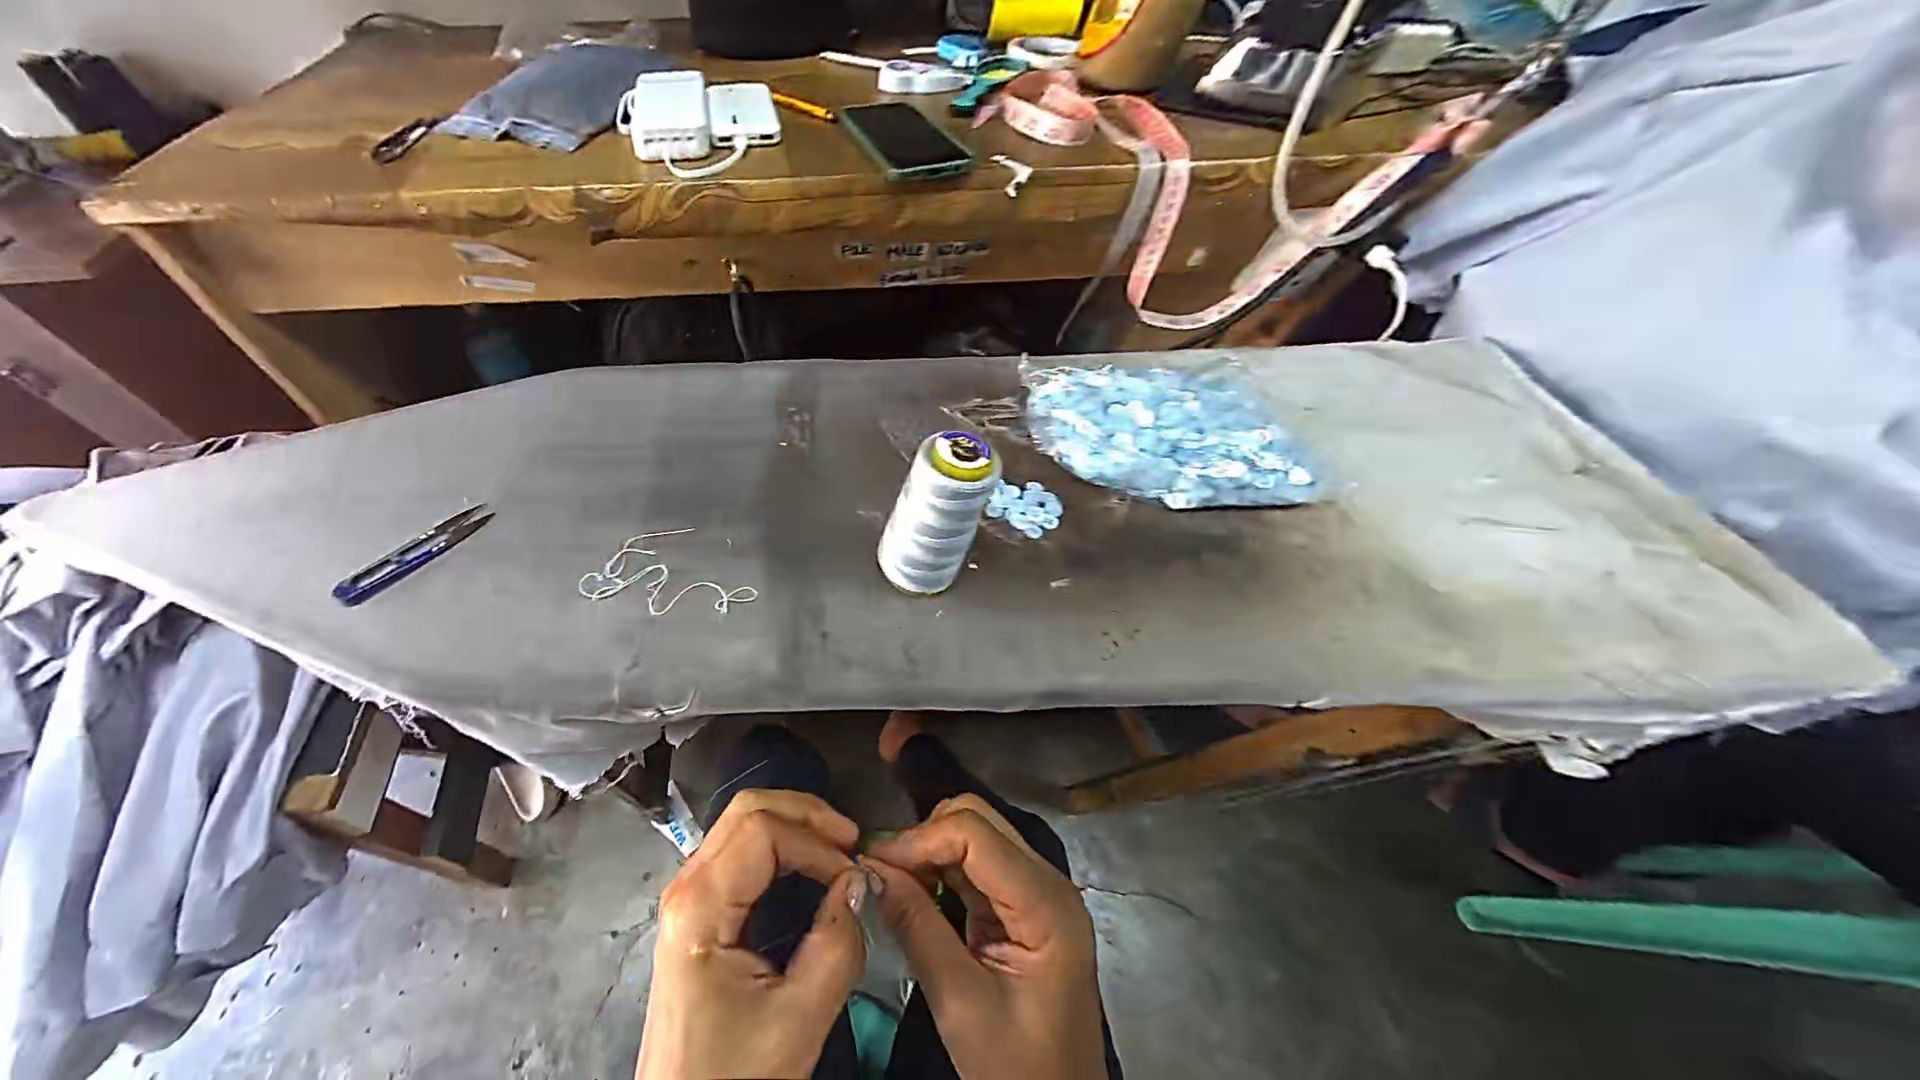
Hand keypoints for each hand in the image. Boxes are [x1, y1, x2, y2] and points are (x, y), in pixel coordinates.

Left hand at [636, 790, 867, 1079]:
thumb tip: (856, 882)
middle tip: (850, 839)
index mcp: (700, 906)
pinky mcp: (699, 909)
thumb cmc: (735, 1074)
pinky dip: (783, 842)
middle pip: (749, 808)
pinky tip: (811, 863)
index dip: (816, 842)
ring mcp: (688, 896)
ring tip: (838, 848)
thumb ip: (837, 941)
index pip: (765, 830)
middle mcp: (686, 888)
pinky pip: (742, 848)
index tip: (851, 876)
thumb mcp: (800, 1017)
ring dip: (796, 823)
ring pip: (743, 821)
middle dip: (807, 813)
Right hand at [868, 795, 1105, 1079]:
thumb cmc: (1017, 1068)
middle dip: (925, 837)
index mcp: (1045, 902)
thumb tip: (871, 870)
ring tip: (889, 878)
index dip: (920, 838)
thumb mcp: (961, 1004)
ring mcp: (1038, 891)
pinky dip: (941, 868)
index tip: (872, 861)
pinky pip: (977, 865)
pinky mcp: (1023, 905)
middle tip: (880, 870)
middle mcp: (1047, 881)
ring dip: (930, 849)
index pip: (976, 833)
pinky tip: (912, 887)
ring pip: (977, 835)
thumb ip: (917, 928)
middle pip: (980, 821)